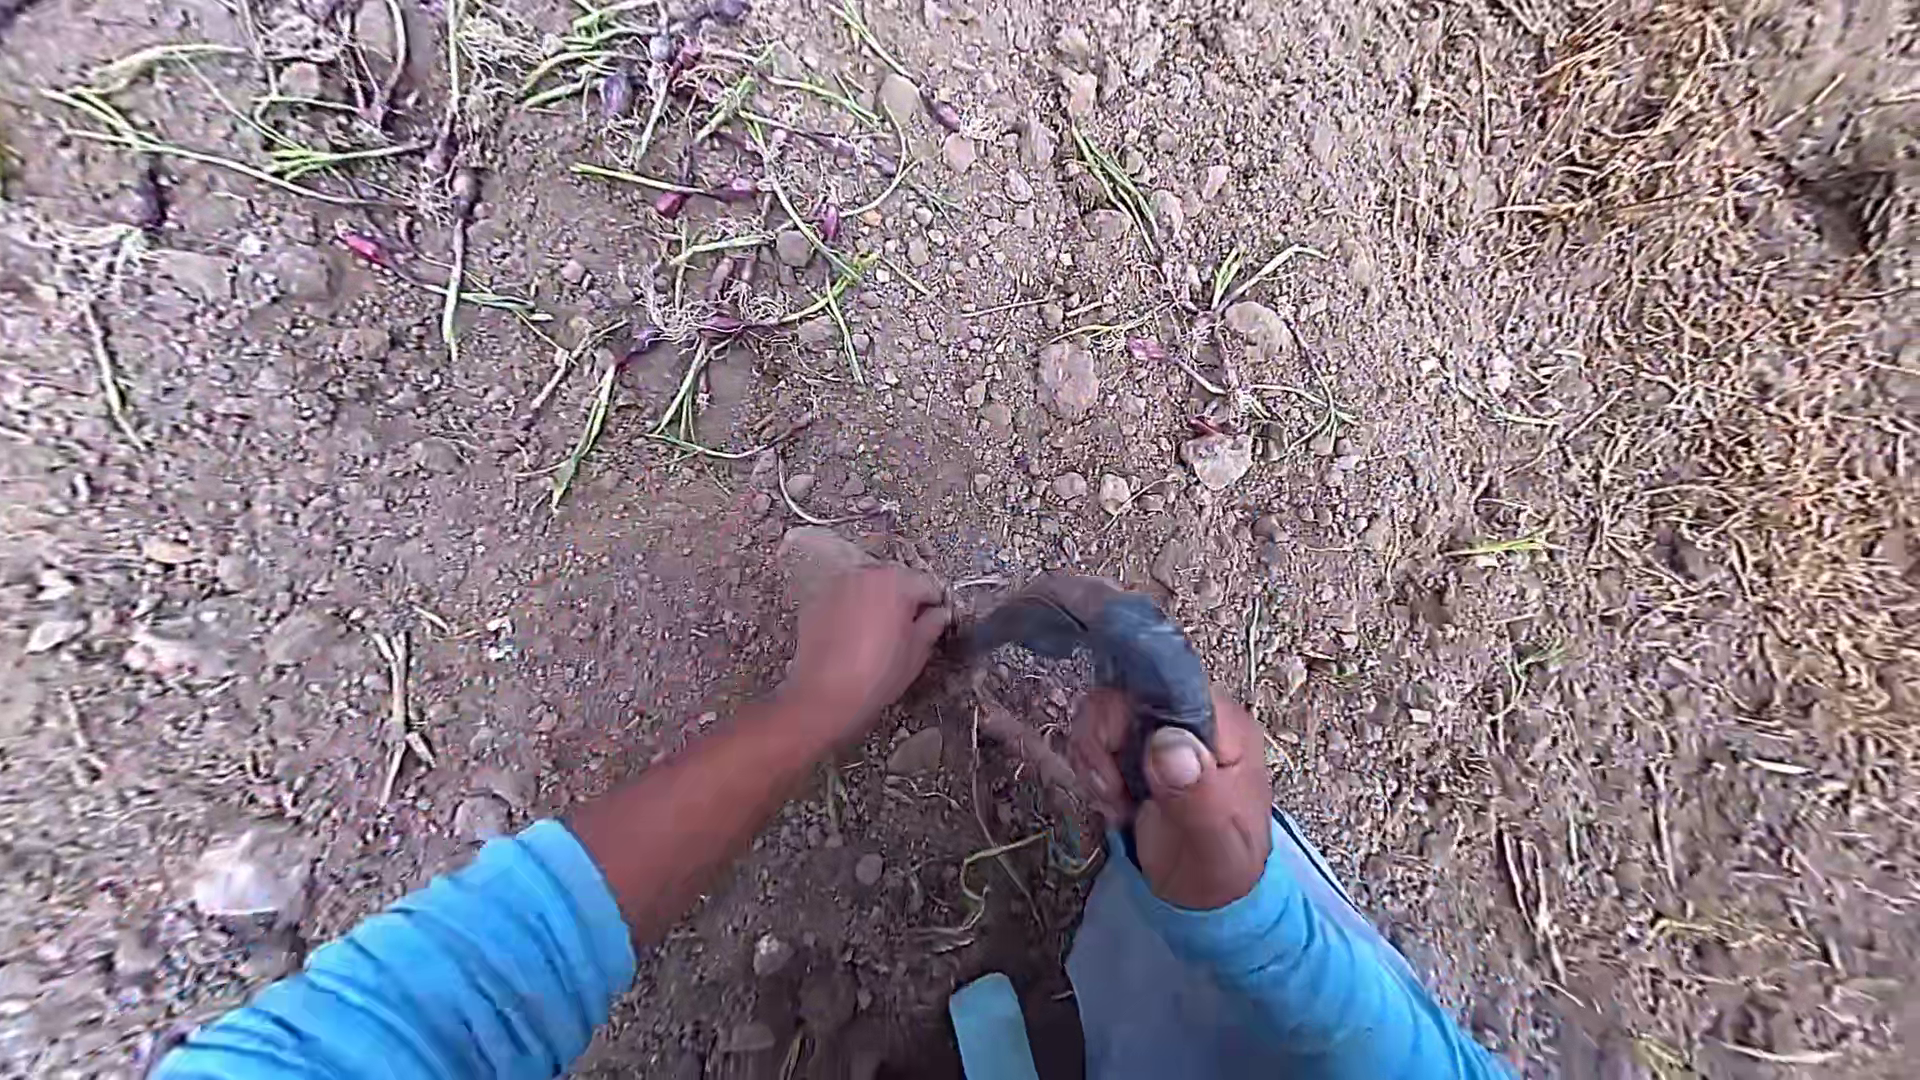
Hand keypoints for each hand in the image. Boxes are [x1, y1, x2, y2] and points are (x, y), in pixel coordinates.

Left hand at [780, 564, 950, 740]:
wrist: (826, 697)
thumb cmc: (875, 676)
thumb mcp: (917, 652)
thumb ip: (932, 625)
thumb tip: (938, 615)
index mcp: (896, 583)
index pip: (927, 585)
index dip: (934, 606)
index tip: (933, 622)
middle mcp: (865, 575)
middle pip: (895, 580)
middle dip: (903, 601)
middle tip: (906, 632)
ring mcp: (837, 586)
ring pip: (868, 588)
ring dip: (876, 604)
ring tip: (877, 636)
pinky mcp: (817, 601)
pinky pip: (844, 599)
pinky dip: (852, 610)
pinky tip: (854, 638)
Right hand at [1071, 686, 1272, 909]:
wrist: (1201, 897)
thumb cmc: (1219, 868)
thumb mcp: (1215, 843)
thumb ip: (1197, 795)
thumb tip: (1169, 744)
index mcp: (1223, 725)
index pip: (1168, 680)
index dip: (1132, 705)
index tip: (1119, 751)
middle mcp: (1188, 715)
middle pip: (1124, 690)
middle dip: (1102, 738)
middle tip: (1110, 787)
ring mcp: (1158, 726)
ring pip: (1100, 708)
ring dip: (1092, 755)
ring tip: (1111, 798)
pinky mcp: (1132, 741)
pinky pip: (1092, 731)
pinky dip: (1088, 764)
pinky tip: (1107, 796)